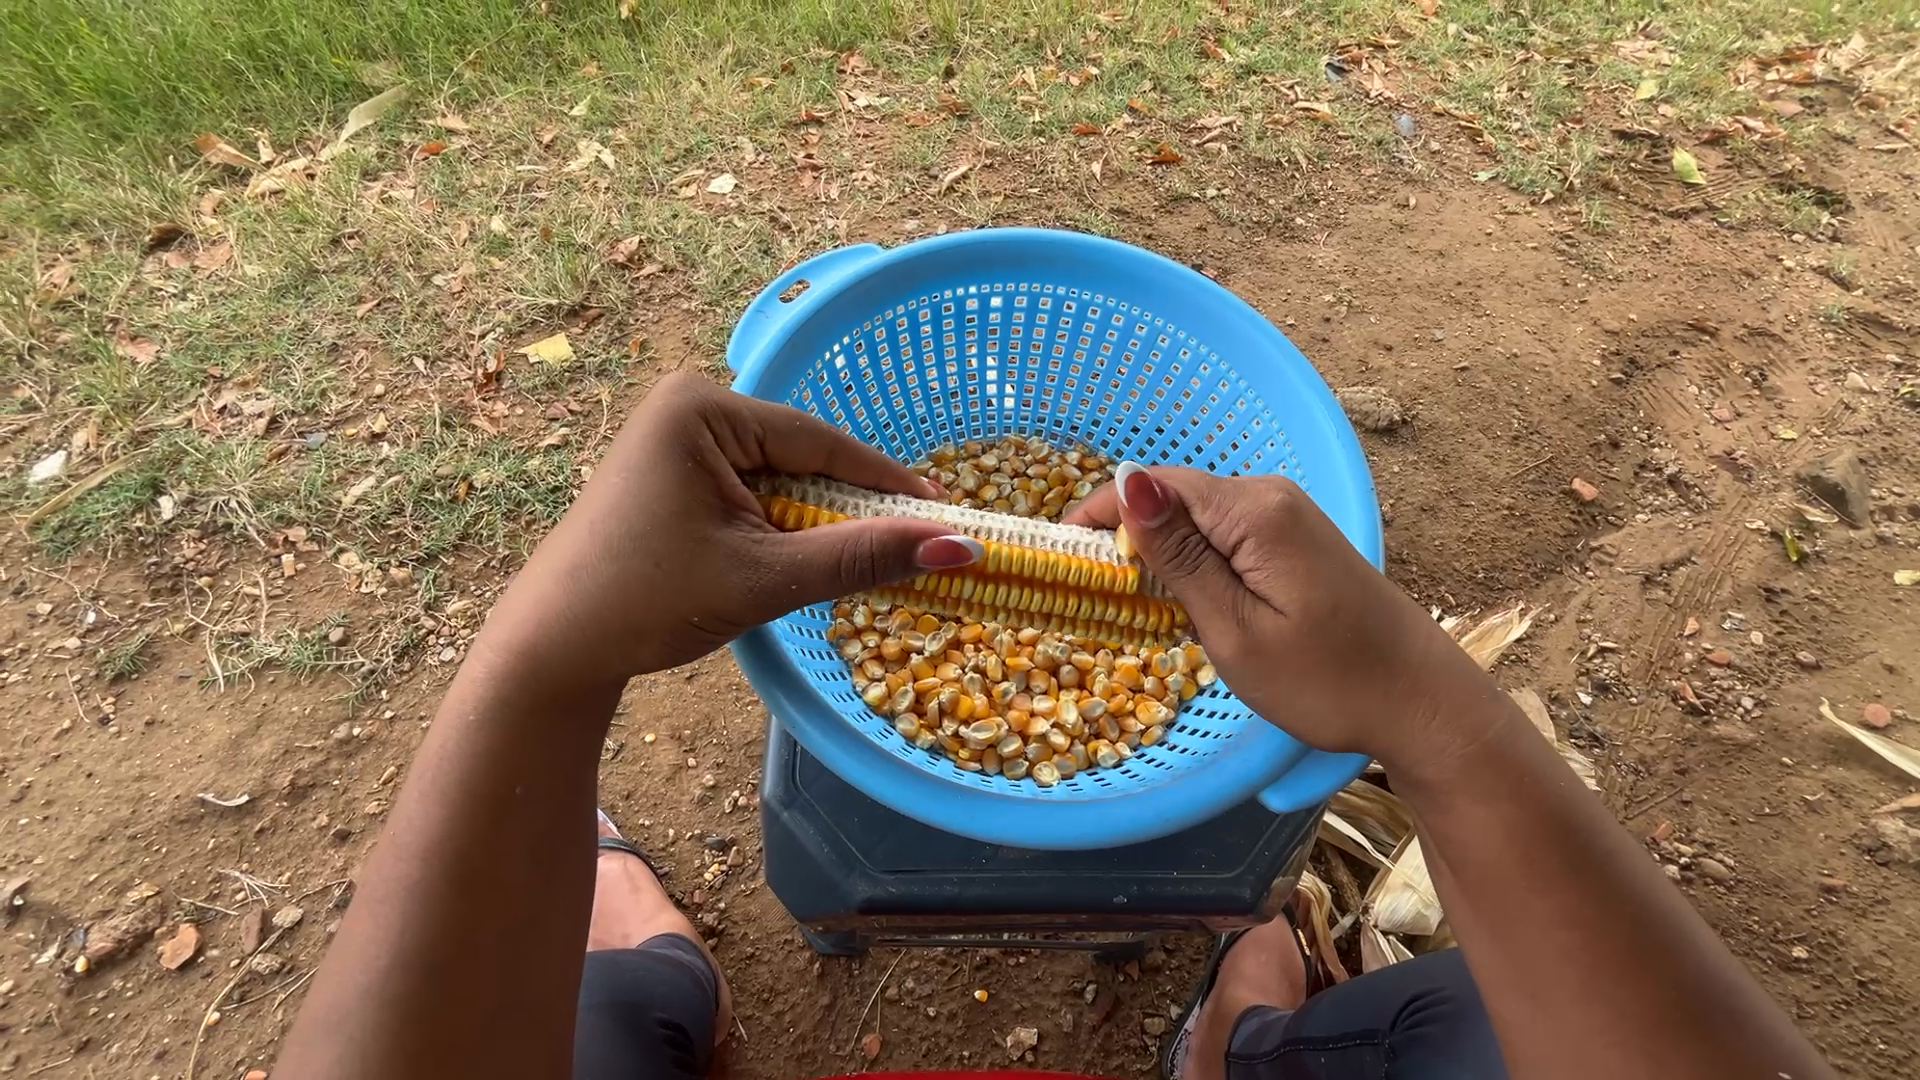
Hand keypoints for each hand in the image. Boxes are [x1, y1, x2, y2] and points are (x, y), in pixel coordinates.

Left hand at [473, 374, 977, 690]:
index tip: (946, 510)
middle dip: (855, 505)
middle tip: (915, 541)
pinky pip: (755, 491)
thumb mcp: (767, 577)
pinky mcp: (677, 473)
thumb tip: (960, 546)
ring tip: (870, 555)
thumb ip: (863, 557)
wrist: (551, 649)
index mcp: (703, 409)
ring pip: (784, 477)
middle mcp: (691, 407)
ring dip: (823, 519)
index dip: (889, 481)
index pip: (822, 441)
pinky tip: (811, 552)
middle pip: (804, 457)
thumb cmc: (650, 603)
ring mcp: (680, 439)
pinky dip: (788, 525)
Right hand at [1067, 464, 1500, 767]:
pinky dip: (1189, 555)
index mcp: (1252, 510)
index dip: (1099, 510)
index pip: (1151, 484)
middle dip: (1124, 531)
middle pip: (1171, 493)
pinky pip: (1222, 530)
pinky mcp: (1293, 536)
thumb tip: (1126, 480)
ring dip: (1155, 546)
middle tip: (1091, 587)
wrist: (1422, 704)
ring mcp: (1285, 514)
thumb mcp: (1235, 627)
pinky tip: (1178, 591)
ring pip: (1194, 513)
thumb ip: (1178, 554)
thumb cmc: (1325, 680)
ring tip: (1127, 596)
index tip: (1061, 551)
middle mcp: (1268, 495)